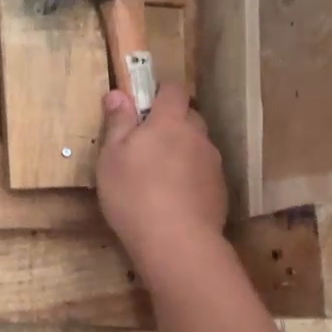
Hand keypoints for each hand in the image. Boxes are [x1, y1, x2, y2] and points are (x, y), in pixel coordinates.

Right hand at [96, 85, 227, 263]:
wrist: (176, 241)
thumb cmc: (133, 194)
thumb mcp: (111, 157)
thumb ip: (118, 123)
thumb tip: (117, 93)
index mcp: (169, 122)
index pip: (173, 90)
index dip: (160, 92)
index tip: (142, 105)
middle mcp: (197, 136)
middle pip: (188, 116)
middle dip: (171, 122)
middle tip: (146, 144)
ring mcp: (212, 163)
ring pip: (197, 146)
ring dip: (181, 151)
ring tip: (159, 177)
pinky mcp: (220, 189)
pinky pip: (203, 172)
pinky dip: (190, 177)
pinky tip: (173, 198)